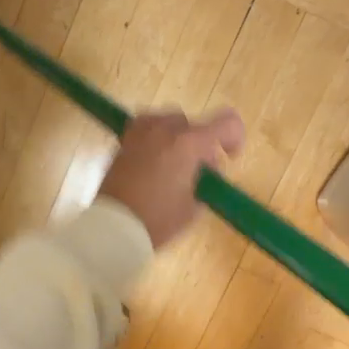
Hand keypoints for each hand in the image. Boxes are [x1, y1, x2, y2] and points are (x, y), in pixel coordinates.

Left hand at [98, 109, 244, 247]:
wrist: (113, 228)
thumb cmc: (157, 220)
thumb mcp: (193, 207)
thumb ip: (204, 183)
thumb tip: (202, 172)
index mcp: (188, 144)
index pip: (226, 123)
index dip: (235, 137)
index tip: (230, 156)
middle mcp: (164, 130)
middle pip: (193, 123)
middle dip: (200, 142)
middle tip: (198, 169)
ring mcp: (140, 133)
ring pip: (167, 121)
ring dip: (176, 137)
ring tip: (174, 164)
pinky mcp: (122, 143)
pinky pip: (145, 129)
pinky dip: (155, 140)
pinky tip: (154, 162)